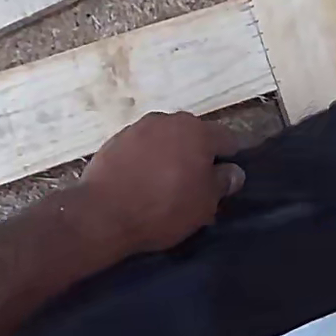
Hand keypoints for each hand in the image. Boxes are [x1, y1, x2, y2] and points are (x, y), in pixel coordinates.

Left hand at [77, 112, 244, 257]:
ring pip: (166, 139)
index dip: (229, 159)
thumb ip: (223, 183)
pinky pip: (141, 147)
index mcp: (198, 132)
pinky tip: (141, 182)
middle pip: (194, 135)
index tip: (223, 180)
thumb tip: (233, 172)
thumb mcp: (205, 204)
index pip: (227, 139)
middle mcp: (170, 120)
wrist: (102, 214)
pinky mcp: (115, 140)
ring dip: (170, 155)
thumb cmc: (164, 208)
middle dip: (198, 154)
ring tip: (164, 184)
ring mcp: (139, 128)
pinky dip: (146, 160)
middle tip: (194, 184)